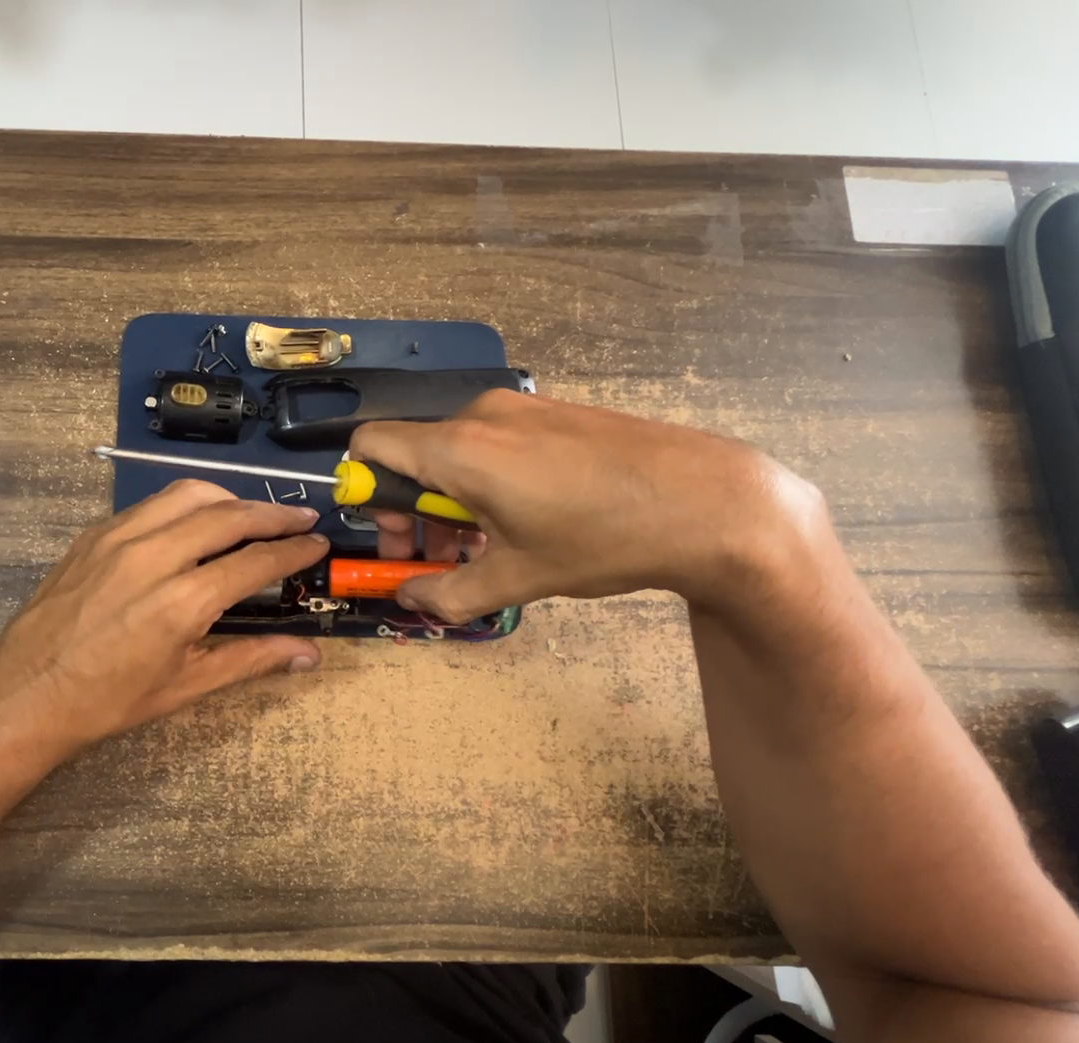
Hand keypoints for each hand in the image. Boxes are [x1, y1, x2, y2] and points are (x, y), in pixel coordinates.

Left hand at [0, 480, 329, 752]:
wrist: (27, 694)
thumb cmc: (109, 701)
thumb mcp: (186, 686)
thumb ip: (252, 660)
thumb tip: (309, 656)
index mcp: (182, 600)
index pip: (255, 560)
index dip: (294, 549)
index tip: (318, 541)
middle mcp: (153, 556)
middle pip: (228, 514)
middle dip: (271, 514)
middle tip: (300, 519)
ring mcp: (117, 538)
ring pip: (186, 495)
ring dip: (228, 499)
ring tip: (250, 514)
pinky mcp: (93, 534)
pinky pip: (149, 505)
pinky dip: (182, 506)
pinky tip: (191, 524)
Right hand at [350, 390, 823, 622]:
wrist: (713, 503)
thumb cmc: (604, 540)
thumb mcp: (518, 579)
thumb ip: (447, 592)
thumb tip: (407, 598)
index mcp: (460, 450)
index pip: (371, 446)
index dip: (365, 491)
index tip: (397, 534)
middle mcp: (481, 416)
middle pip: (412, 455)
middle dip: (412, 509)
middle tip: (440, 555)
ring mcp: (520, 408)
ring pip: (454, 451)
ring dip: (451, 499)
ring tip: (488, 545)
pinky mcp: (552, 411)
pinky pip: (492, 442)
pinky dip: (485, 480)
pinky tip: (527, 517)